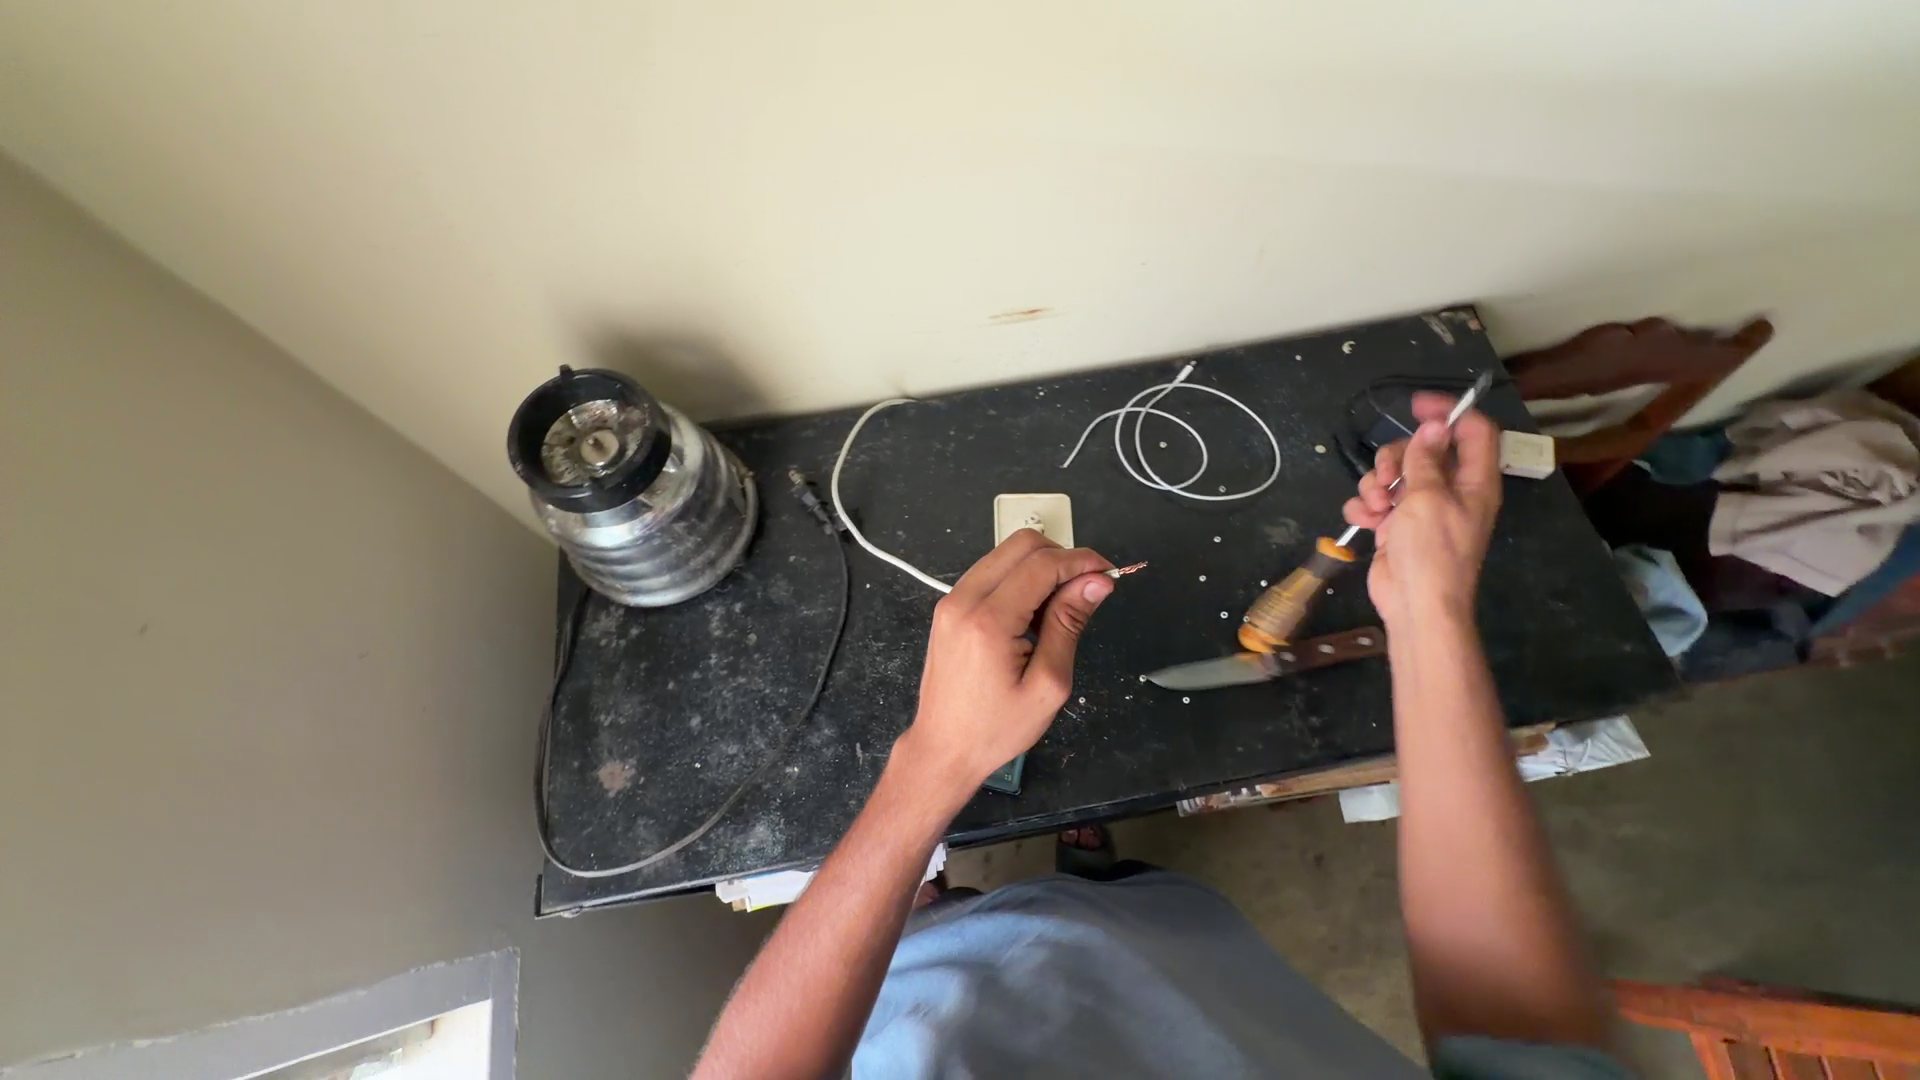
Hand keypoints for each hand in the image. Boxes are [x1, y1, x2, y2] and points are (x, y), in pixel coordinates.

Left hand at [896, 529, 1113, 794]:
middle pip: (1021, 544)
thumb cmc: (997, 728)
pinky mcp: (948, 607)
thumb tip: (1097, 582)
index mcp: (988, 621)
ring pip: (1005, 554)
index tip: (1109, 575)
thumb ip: (1069, 624)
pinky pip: (990, 572)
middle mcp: (963, 599)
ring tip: (1058, 610)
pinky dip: (1019, 579)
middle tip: (1085, 592)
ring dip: (1040, 568)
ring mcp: (951, 600)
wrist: (943, 748)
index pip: (1042, 564)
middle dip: (1062, 558)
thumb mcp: (1047, 683)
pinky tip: (1032, 615)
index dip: (1082, 561)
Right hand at [1341, 392, 1501, 625]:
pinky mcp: (1393, 525)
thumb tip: (1434, 426)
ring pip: (1391, 475)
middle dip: (1394, 458)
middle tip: (1385, 478)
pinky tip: (1364, 522)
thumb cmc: (1432, 552)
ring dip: (1374, 486)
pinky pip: (1372, 502)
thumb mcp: (1428, 499)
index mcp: (1473, 481)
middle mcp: (1448, 490)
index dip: (1448, 413)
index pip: (1472, 431)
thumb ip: (1426, 460)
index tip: (1415, 406)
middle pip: (1421, 451)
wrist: (1414, 603)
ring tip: (1375, 508)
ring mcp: (1419, 508)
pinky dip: (1363, 509)